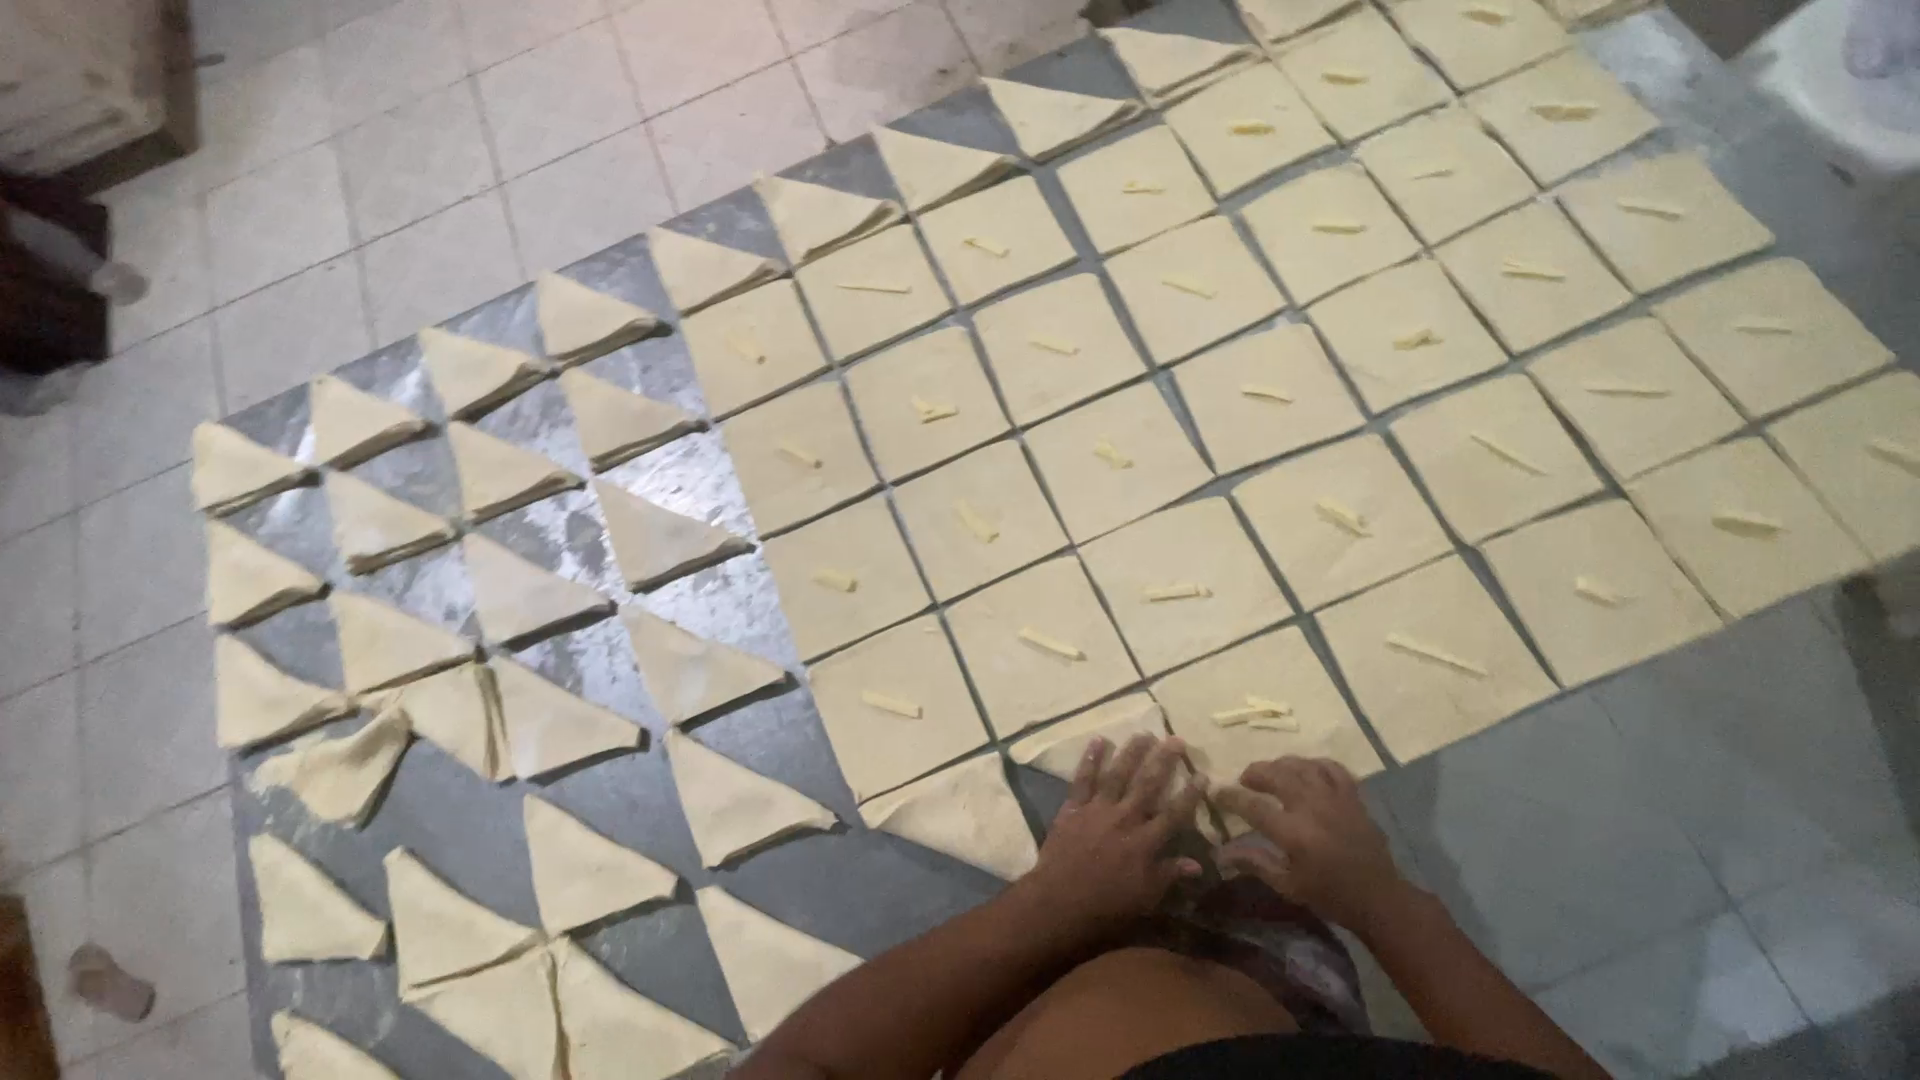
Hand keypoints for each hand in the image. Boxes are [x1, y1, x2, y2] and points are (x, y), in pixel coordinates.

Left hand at [1021, 734, 1205, 937]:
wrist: (1060, 901)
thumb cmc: (1107, 905)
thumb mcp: (1146, 897)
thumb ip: (1170, 875)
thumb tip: (1198, 864)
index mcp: (1145, 841)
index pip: (1174, 813)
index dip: (1190, 795)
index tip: (1202, 775)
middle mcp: (1124, 818)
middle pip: (1148, 784)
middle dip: (1163, 761)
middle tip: (1175, 739)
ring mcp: (1097, 810)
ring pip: (1117, 775)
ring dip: (1131, 753)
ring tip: (1143, 734)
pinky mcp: (1073, 808)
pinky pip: (1083, 779)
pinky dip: (1090, 759)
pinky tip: (1099, 741)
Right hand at [1214, 757, 1416, 934]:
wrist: (1380, 898)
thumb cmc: (1330, 895)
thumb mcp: (1288, 886)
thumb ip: (1255, 863)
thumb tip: (1221, 853)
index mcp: (1294, 833)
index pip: (1252, 806)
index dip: (1230, 797)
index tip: (1216, 793)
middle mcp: (1312, 808)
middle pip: (1276, 774)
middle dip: (1254, 772)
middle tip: (1244, 780)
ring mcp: (1335, 799)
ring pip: (1302, 765)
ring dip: (1281, 764)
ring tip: (1271, 772)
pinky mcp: (1353, 797)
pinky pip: (1332, 768)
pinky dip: (1315, 764)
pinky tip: (1306, 771)